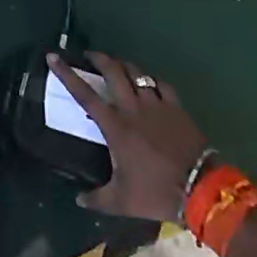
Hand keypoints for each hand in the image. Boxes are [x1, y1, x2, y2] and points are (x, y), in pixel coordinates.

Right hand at [47, 51, 208, 221]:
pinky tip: (149, 82)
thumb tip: (78, 200)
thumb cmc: (157, 191)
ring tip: (116, 65)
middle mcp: (133, 108)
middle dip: (98, 58)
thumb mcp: (121, 201)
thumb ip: (97, 198)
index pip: (84, 94)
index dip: (66, 74)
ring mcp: (157, 105)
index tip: (53, 56)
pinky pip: (161, 84)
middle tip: (89, 56)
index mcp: (115, 125)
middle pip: (113, 72)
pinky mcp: (177, 108)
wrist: (202, 190)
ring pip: (137, 73)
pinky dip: (151, 80)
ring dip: (123, 65)